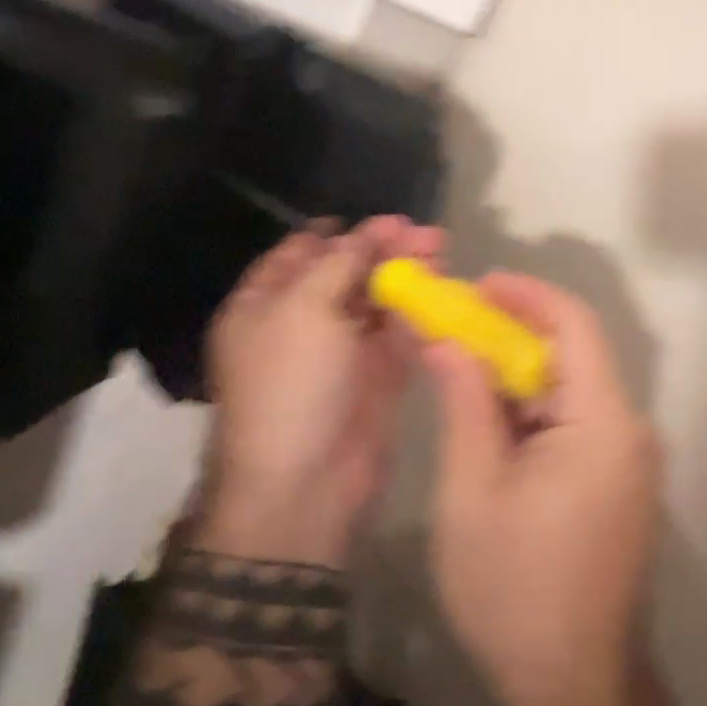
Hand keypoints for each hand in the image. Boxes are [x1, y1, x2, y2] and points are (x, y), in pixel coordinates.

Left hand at [198, 217, 443, 566]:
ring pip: (376, 304)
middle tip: (425, 236)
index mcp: (262, 305)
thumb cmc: (289, 384)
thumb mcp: (303, 309)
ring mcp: (339, 355)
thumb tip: (365, 233)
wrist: (303, 484)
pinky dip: (418, 316)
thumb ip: (340, 264)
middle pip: (345, 275)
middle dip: (383, 252)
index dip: (339, 234)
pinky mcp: (376, 382)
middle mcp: (299, 325)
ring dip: (407, 278)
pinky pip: (398, 339)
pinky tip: (444, 294)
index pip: (299, 254)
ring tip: (441, 253)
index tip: (382, 221)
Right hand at [421, 274, 664, 705]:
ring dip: (518, 377)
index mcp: (603, 425)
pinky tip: (489, 424)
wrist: (574, 685)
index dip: (525, 294)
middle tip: (450, 329)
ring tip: (458, 372)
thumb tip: (448, 340)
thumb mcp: (472, 490)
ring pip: (572, 395)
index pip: (574, 326)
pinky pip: (577, 429)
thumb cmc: (514, 587)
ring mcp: (630, 466)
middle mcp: (630, 435)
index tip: (474, 285)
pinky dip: (533, 415)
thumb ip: (464, 404)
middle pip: (574, 357)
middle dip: (511, 336)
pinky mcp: (619, 491)